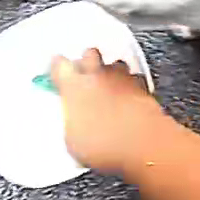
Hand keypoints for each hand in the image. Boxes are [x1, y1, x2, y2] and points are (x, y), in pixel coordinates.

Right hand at [49, 48, 168, 174]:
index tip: (56, 68)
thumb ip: (72, 119)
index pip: (60, 66)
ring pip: (115, 63)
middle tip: (84, 71)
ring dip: (111, 71)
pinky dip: (130, 83)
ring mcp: (122, 78)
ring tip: (109, 83)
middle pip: (90, 54)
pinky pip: (133, 77)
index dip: (58, 66)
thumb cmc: (100, 144)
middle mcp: (98, 75)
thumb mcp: (72, 139)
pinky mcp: (143, 85)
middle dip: (87, 59)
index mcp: (74, 87)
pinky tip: (129, 94)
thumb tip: (75, 119)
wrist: (140, 141)